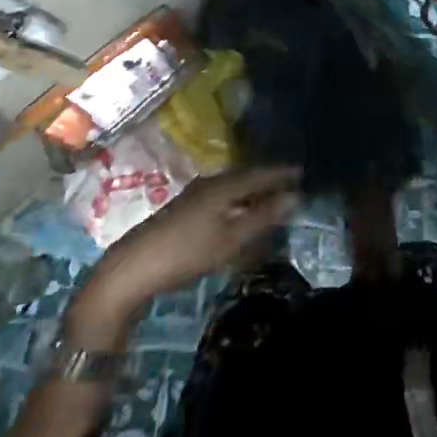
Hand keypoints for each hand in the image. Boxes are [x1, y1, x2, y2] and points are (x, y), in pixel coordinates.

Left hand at [81, 166, 301, 323]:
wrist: (134, 265)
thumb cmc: (187, 252)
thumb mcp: (231, 239)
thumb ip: (262, 218)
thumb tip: (294, 197)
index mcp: (223, 185)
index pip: (259, 173)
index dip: (281, 173)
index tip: (302, 171)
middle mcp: (209, 182)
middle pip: (244, 176)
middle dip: (267, 178)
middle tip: (290, 182)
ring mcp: (194, 194)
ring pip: (231, 185)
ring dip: (251, 189)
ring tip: (269, 196)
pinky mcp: (184, 208)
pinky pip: (221, 194)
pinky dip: (237, 198)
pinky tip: (238, 211)